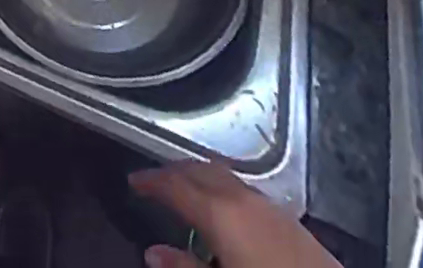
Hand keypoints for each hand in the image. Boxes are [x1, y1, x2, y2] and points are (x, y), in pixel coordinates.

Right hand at [128, 162, 341, 267]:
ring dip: (198, 178)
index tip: (133, 183)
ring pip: (223, 176)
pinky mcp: (289, 221)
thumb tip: (153, 252)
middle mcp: (242, 199)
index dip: (151, 181)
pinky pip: (243, 190)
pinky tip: (223, 214)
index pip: (175, 184)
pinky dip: (221, 189)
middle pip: (199, 170)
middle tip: (154, 184)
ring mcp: (269, 207)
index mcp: (220, 214)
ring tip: (183, 194)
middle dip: (173, 173)